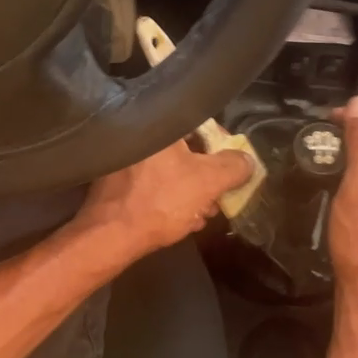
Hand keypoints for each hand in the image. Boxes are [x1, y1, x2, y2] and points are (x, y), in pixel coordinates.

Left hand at [72, 139, 255, 260]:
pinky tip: (183, 219)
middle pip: (186, 149)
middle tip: (219, 195)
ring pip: (170, 169)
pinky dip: (170, 197)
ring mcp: (124, 158)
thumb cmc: (161, 200)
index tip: (232, 165)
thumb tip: (246, 160)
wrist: (111, 234)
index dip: (223, 144)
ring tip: (204, 213)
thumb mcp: (208, 182)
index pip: (202, 123)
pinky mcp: (116, 180)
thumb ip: (233, 167)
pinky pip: (153, 183)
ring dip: (192, 190)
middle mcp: (139, 134)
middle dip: (207, 174)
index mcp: (159, 125)